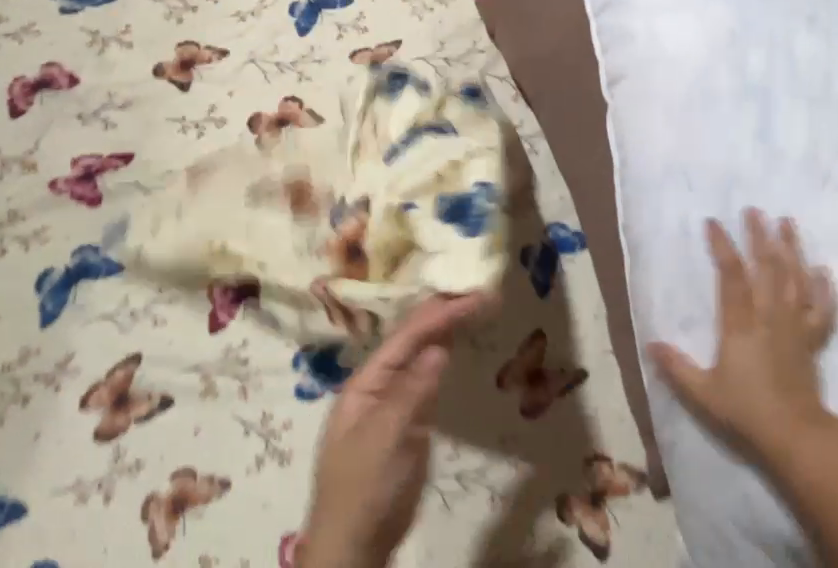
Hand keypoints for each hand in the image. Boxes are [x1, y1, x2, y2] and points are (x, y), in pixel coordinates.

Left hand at [299, 292, 489, 567]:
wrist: (354, 545)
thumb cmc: (364, 488)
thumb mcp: (386, 439)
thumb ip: (411, 391)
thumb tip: (440, 346)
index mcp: (364, 384)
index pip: (407, 337)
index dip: (440, 313)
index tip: (476, 295)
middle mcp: (377, 387)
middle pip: (412, 341)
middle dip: (445, 314)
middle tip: (483, 294)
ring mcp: (391, 405)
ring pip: (421, 357)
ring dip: (447, 332)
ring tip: (476, 309)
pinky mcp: (407, 424)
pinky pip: (427, 380)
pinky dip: (445, 359)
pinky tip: (459, 350)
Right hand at [648, 209, 837, 460]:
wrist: (793, 433)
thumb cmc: (744, 411)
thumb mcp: (701, 393)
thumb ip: (676, 367)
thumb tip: (650, 343)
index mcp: (740, 324)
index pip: (731, 275)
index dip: (722, 246)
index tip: (713, 223)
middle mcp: (770, 315)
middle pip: (767, 266)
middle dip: (760, 235)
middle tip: (754, 210)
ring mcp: (796, 325)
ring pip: (796, 277)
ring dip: (791, 248)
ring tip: (787, 222)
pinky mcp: (814, 340)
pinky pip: (823, 308)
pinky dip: (824, 288)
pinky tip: (822, 271)